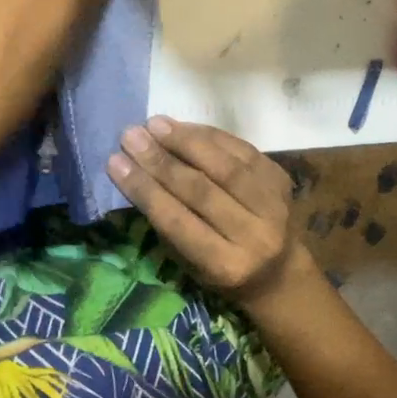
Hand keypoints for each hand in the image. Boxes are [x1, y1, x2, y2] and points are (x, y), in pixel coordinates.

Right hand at [107, 117, 315, 300]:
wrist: (282, 273)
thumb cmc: (223, 273)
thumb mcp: (190, 263)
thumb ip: (167, 223)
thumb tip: (137, 173)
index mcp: (226, 266)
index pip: (177, 221)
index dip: (144, 189)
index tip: (114, 162)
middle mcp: (255, 235)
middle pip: (200, 190)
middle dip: (160, 160)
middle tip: (130, 137)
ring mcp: (273, 206)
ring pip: (224, 165)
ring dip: (185, 140)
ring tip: (154, 124)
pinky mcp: (281, 181)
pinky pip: (242, 150)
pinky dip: (210, 136)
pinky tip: (183, 126)